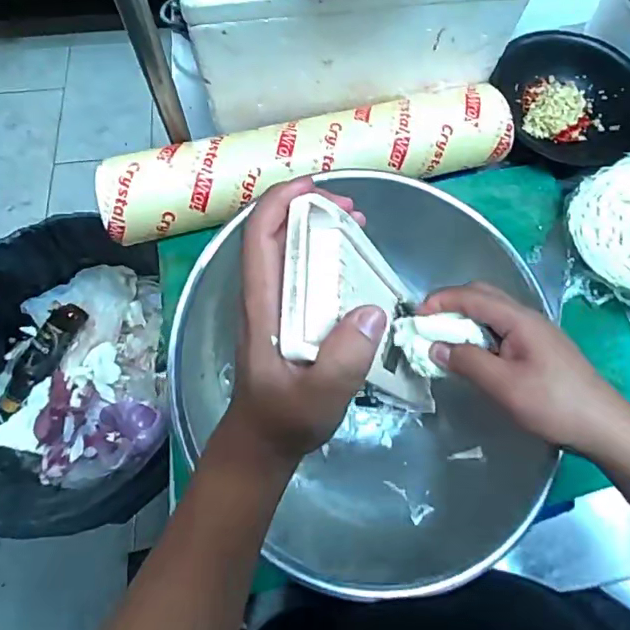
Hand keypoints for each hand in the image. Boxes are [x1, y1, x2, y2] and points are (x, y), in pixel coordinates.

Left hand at [222, 177, 386, 467]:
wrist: (263, 442)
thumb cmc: (285, 418)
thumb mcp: (319, 396)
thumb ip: (343, 359)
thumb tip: (371, 310)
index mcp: (262, 303)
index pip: (259, 236)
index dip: (279, 202)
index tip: (315, 187)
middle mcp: (263, 294)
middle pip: (273, 233)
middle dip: (306, 207)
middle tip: (350, 208)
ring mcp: (272, 303)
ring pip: (286, 247)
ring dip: (315, 226)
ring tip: (355, 223)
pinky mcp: (284, 313)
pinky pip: (299, 268)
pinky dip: (321, 251)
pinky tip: (350, 260)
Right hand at [421, 282, 629, 457]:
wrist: (607, 428)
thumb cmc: (555, 404)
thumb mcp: (504, 386)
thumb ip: (467, 362)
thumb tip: (435, 347)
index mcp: (518, 318)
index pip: (471, 296)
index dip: (439, 301)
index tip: (415, 317)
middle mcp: (527, 317)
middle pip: (482, 296)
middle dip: (450, 304)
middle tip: (428, 324)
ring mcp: (536, 332)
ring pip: (492, 312)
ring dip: (465, 319)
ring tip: (445, 340)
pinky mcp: (541, 348)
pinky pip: (501, 328)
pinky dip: (479, 333)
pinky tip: (474, 355)